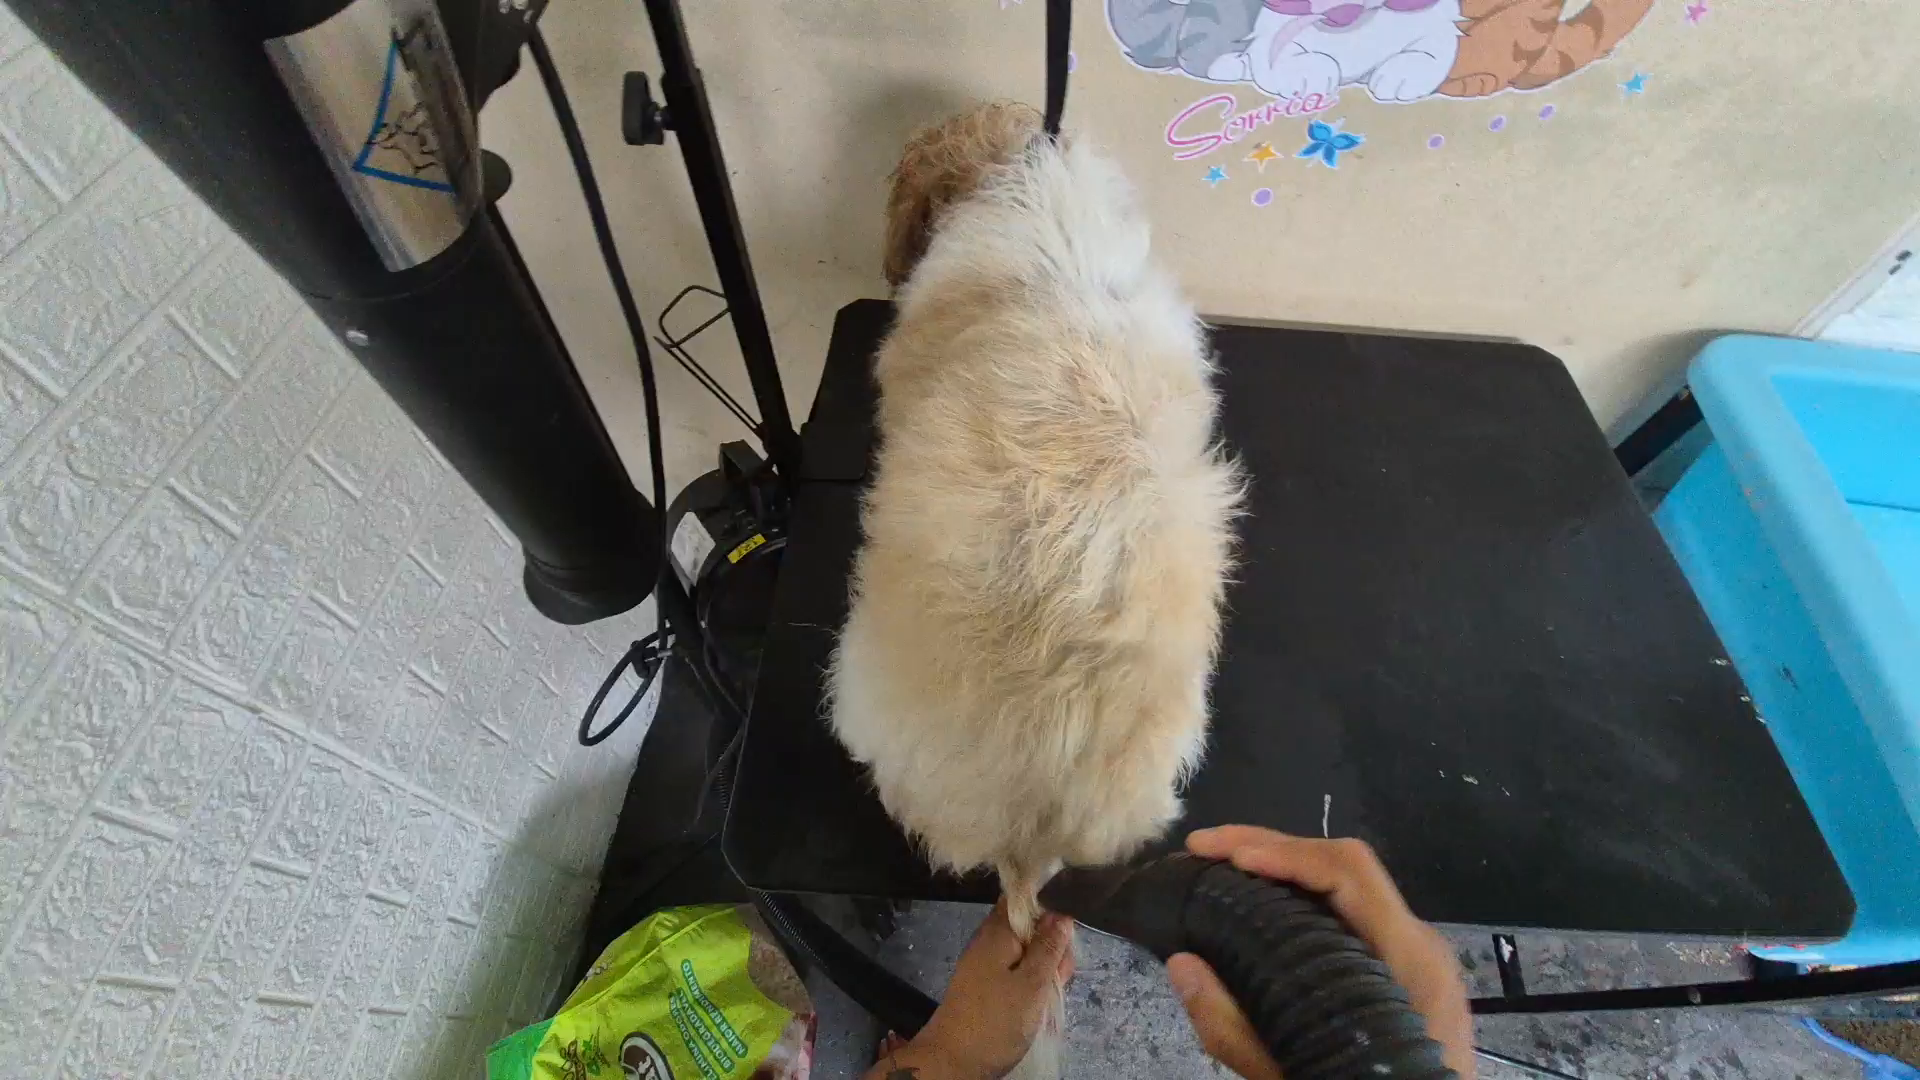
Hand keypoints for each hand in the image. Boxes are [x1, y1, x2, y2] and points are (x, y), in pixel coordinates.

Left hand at [868, 899, 1074, 1078]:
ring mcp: (987, 959)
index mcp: (999, 928)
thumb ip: (1049, 947)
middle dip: (1051, 947)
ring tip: (1047, 997)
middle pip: (1030, 926)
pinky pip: (1015, 970)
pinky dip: (1030, 982)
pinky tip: (1037, 1004)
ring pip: (1026, 951)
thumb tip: (1062, 913)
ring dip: (1043, 969)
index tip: (1065, 938)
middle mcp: (991, 937)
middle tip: (1058, 978)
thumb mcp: (1032, 984)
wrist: (952, 1061)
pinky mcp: (986, 981)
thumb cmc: (995, 1020)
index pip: (1027, 897)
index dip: (1051, 910)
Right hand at [1165, 827, 1474, 1079]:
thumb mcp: (1292, 1077)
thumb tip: (1180, 964)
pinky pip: (1338, 900)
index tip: (1233, 858)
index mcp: (1409, 962)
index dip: (1288, 854)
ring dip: (1274, 858)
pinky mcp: (1389, 958)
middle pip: (1338, 862)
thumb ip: (1235, 1031)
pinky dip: (1290, 885)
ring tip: (1218, 860)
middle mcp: (1413, 941)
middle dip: (1265, 844)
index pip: (1350, 874)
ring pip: (1336, 876)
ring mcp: (1405, 947)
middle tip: (1202, 847)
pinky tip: (1254, 894)